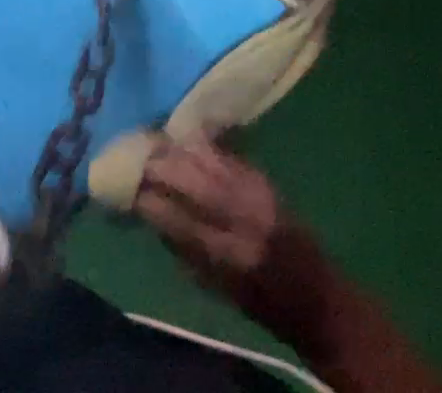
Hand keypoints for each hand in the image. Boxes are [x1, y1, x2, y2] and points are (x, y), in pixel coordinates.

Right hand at [134, 135, 281, 294]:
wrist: (320, 299)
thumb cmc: (262, 304)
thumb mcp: (215, 287)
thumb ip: (181, 246)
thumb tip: (146, 211)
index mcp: (227, 252)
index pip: (174, 215)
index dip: (144, 199)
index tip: (121, 189)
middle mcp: (242, 216)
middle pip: (188, 177)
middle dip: (155, 165)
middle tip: (129, 159)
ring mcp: (256, 193)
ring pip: (206, 158)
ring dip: (174, 148)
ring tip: (150, 143)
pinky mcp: (265, 180)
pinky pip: (225, 153)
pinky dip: (200, 144)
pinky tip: (182, 138)